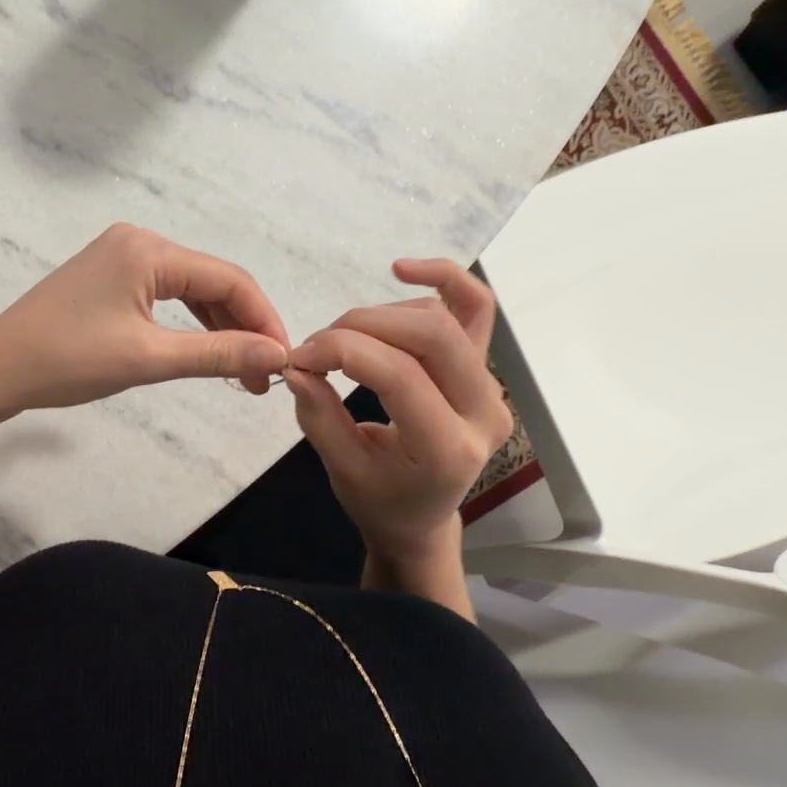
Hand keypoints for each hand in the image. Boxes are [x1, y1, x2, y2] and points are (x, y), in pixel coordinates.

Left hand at [0, 224, 291, 417]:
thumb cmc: (67, 362)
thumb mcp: (148, 359)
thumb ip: (218, 354)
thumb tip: (279, 355)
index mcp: (148, 249)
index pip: (229, 279)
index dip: (264, 320)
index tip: (285, 362)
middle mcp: (137, 240)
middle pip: (211, 281)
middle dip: (242, 327)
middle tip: (263, 377)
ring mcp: (119, 256)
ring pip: (189, 289)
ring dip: (218, 328)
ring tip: (242, 373)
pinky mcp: (107, 277)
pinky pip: (162, 295)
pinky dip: (187, 324)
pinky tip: (205, 352)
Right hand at [284, 258, 511, 564]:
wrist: (419, 517)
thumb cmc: (379, 502)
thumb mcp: (342, 470)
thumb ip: (319, 415)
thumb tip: (296, 366)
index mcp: (448, 448)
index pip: (398, 374)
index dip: (341, 351)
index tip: (298, 357)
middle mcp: (483, 412)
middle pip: (429, 334)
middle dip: (360, 325)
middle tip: (317, 345)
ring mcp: (490, 387)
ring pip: (443, 317)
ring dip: (382, 315)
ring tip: (342, 338)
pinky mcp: (484, 368)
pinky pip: (474, 308)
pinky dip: (442, 280)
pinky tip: (401, 270)